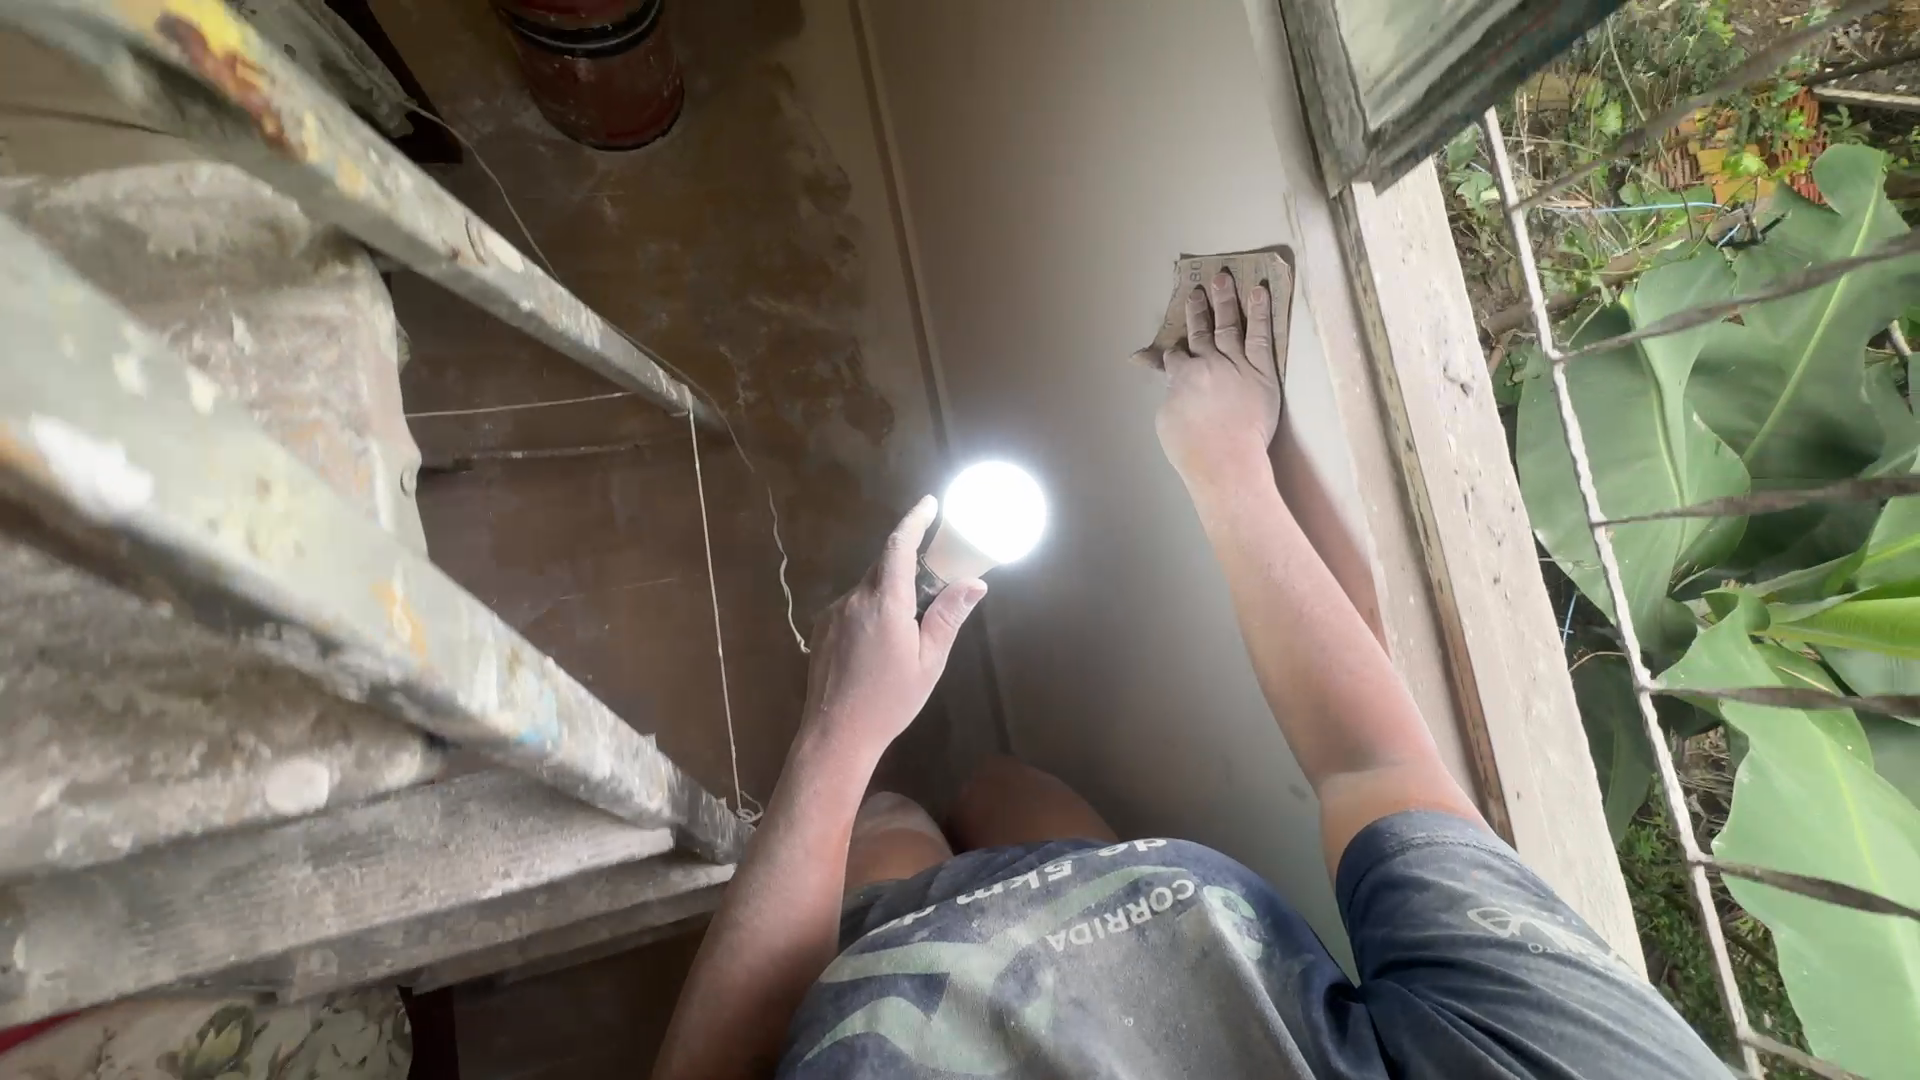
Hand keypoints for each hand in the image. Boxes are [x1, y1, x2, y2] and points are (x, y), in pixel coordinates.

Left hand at [799, 496, 986, 757]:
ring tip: (909, 623)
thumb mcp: (928, 662)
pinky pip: (853, 604)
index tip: (929, 504)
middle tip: (934, 570)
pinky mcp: (822, 627)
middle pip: (883, 564)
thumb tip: (975, 584)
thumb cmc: (889, 701)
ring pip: (867, 586)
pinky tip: (881, 641)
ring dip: (890, 589)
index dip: (914, 520)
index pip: (899, 547)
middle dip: (908, 559)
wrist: (835, 734)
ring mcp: (834, 612)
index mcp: (884, 603)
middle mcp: (854, 599)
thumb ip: (948, 617)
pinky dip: (872, 607)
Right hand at [1155, 271, 1282, 486]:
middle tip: (1196, 290)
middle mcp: (1207, 362)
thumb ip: (1170, 397)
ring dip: (1224, 300)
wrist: (1225, 459)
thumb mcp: (1166, 421)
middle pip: (1200, 331)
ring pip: (1228, 325)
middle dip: (1196, 310)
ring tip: (1222, 278)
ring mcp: (1236, 363)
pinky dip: (1259, 313)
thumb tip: (1175, 388)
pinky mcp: (1262, 370)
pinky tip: (1258, 292)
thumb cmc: (1191, 448)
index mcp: (1181, 376)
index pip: (1174, 357)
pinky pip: (1261, 336)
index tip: (1173, 350)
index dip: (1173, 353)